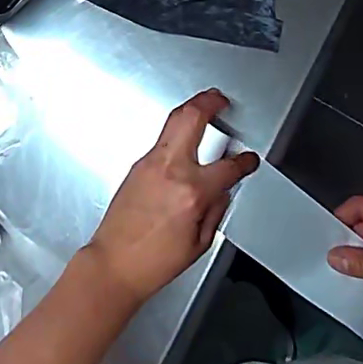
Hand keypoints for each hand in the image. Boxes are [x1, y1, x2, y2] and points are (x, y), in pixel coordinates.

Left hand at [83, 89, 260, 304]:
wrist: (114, 264)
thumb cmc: (152, 262)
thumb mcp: (199, 242)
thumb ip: (215, 208)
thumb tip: (222, 189)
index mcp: (192, 192)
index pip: (228, 166)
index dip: (245, 161)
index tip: (248, 160)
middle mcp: (171, 169)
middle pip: (193, 118)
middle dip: (210, 102)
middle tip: (221, 99)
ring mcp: (151, 162)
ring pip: (174, 119)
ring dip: (193, 107)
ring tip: (205, 104)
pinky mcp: (138, 164)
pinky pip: (163, 139)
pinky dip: (177, 130)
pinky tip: (184, 137)